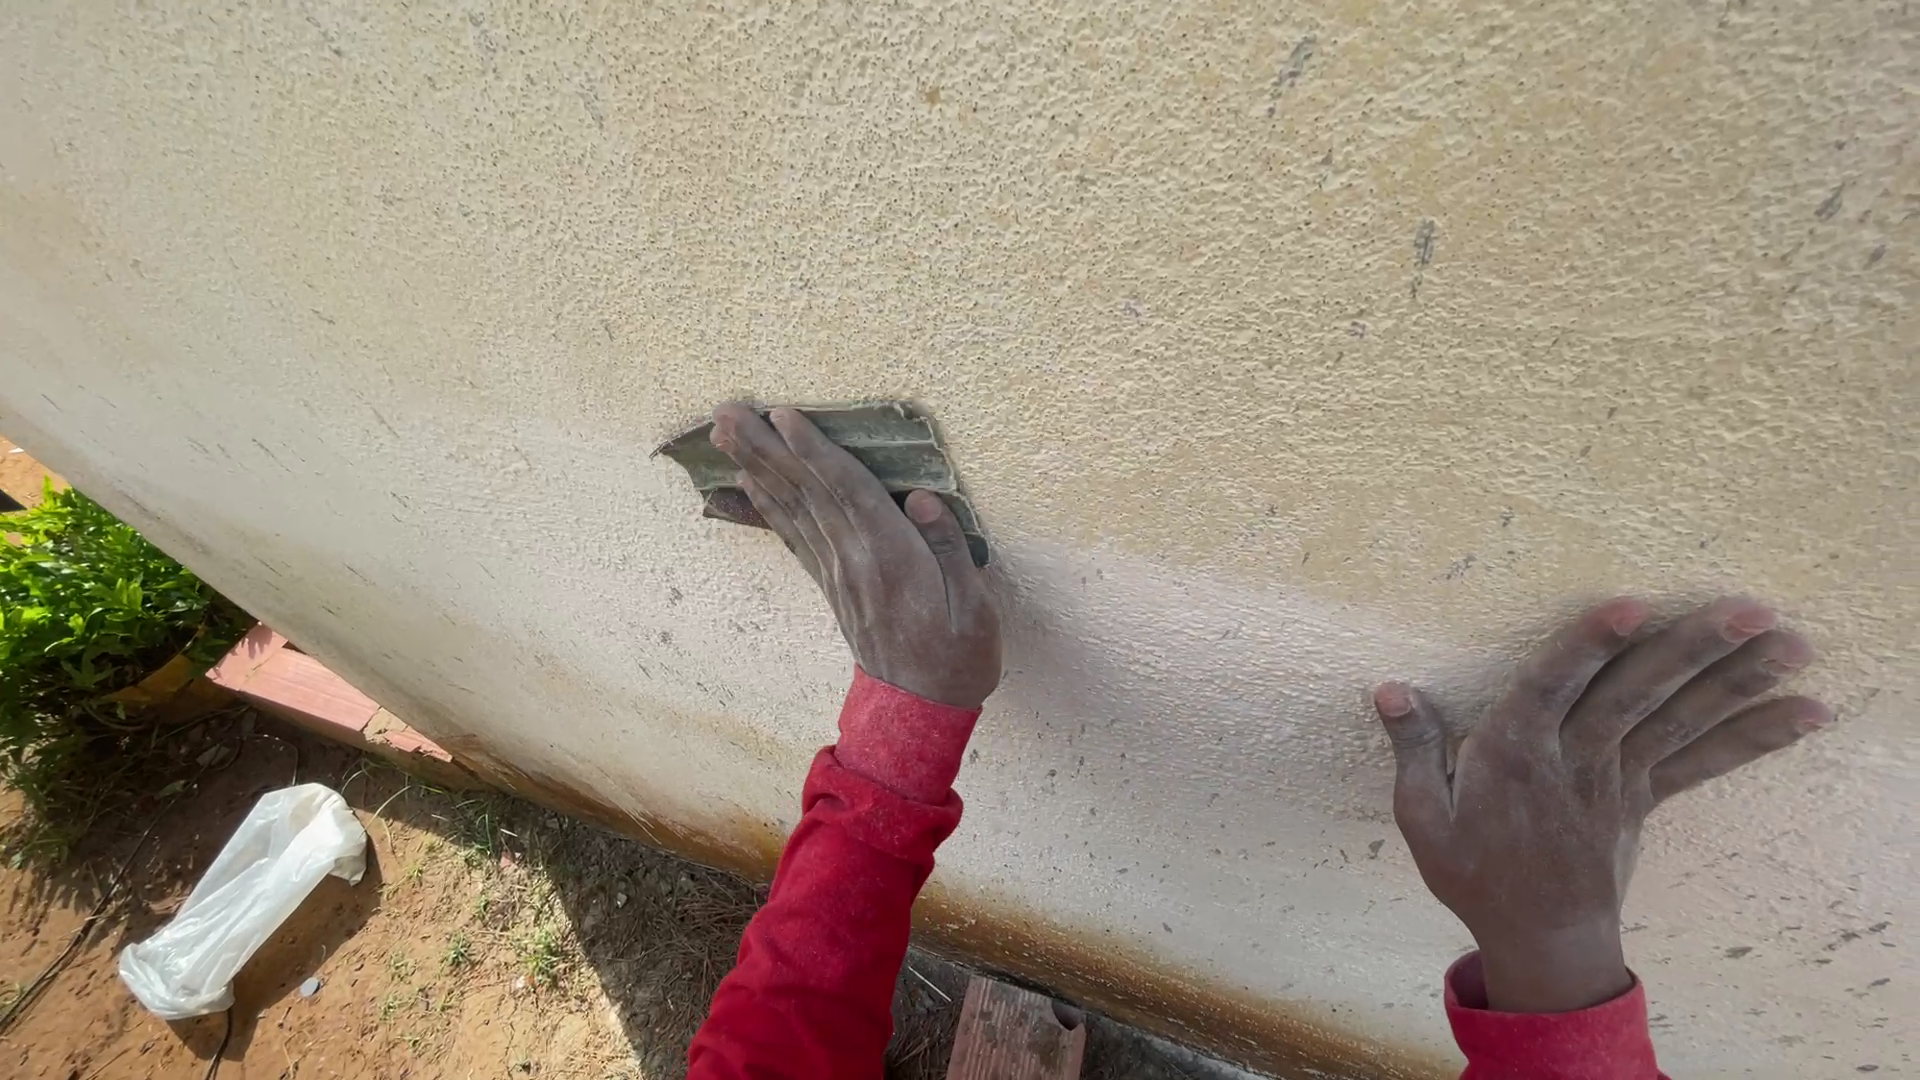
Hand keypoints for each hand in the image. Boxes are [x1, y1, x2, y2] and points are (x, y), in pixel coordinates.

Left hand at [709, 404, 1001, 709]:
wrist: (920, 709)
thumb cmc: (959, 656)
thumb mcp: (977, 607)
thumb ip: (950, 549)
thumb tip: (920, 499)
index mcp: (893, 558)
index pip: (848, 492)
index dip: (815, 451)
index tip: (783, 415)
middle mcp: (854, 560)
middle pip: (806, 494)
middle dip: (766, 448)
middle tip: (727, 411)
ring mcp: (837, 574)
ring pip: (793, 509)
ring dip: (757, 468)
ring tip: (724, 434)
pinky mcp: (831, 586)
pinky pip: (794, 538)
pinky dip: (768, 507)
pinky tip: (749, 485)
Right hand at [1374, 597, 1832, 1012]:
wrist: (1541, 939)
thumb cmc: (1471, 870)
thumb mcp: (1420, 812)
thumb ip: (1411, 747)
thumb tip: (1390, 688)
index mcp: (1513, 755)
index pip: (1553, 688)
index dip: (1589, 646)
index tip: (1632, 607)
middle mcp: (1574, 759)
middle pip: (1633, 696)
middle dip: (1690, 651)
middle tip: (1747, 610)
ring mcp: (1618, 780)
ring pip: (1678, 721)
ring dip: (1734, 680)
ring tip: (1790, 642)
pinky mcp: (1643, 800)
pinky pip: (1702, 763)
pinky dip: (1755, 736)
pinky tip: (1805, 711)